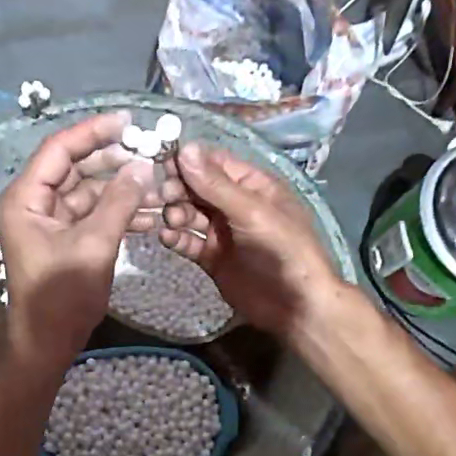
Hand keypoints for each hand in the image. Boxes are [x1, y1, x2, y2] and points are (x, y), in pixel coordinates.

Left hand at [0, 113, 157, 369]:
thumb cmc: (62, 296)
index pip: (59, 150)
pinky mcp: (63, 240)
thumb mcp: (94, 245)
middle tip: (149, 155)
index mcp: (25, 198)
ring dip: (120, 191)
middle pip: (74, 169)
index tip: (128, 122)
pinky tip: (147, 216)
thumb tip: (142, 166)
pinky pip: (90, 216)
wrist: (48, 343)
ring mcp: (47, 223)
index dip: (93, 132)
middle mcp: (33, 204)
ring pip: (87, 193)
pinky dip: (115, 214)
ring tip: (157, 189)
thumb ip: (119, 202)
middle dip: (112, 163)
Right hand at [163, 143, 344, 338]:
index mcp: (253, 185)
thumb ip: (215, 184)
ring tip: (171, 221)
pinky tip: (167, 239)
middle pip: (197, 188)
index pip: (214, 163)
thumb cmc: (282, 250)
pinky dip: (177, 239)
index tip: (161, 164)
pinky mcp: (213, 258)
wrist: (294, 306)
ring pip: (190, 214)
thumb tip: (183, 149)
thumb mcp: (251, 212)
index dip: (188, 161)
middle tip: (162, 197)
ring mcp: (223, 232)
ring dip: (176, 214)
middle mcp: (236, 204)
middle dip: (177, 189)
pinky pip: (189, 242)